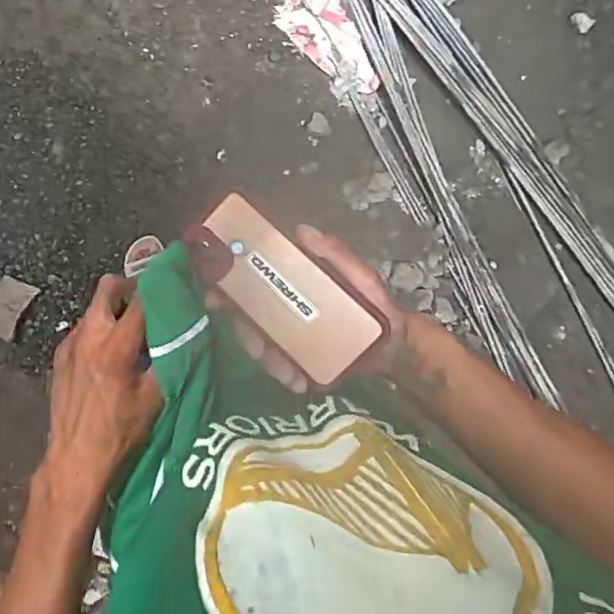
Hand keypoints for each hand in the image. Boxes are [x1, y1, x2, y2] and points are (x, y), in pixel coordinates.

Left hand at [36, 276, 161, 510]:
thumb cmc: (119, 433)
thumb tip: (199, 330)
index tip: (176, 285)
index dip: (161, 287)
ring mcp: (70, 344)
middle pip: (109, 286)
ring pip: (95, 307)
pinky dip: (101, 330)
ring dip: (116, 310)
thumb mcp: (156, 397)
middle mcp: (89, 336)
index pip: (142, 299)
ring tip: (134, 334)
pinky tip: (112, 357)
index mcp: (115, 346)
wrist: (73, 461)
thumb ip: (175, 358)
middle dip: (132, 288)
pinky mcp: (60, 355)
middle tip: (150, 305)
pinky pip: (84, 328)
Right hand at [209, 224, 443, 392]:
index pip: (251, 279)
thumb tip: (302, 230)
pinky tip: (298, 382)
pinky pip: (282, 366)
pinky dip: (285, 374)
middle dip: (248, 333)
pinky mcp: (299, 359)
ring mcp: (289, 335)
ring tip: (287, 373)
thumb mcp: (361, 275)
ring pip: (262, 344)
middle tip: (258, 346)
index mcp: (293, 281)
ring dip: (268, 359)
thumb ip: (337, 254)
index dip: (228, 285)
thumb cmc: (376, 304)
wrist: (396, 347)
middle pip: (249, 317)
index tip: (216, 295)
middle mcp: (283, 306)